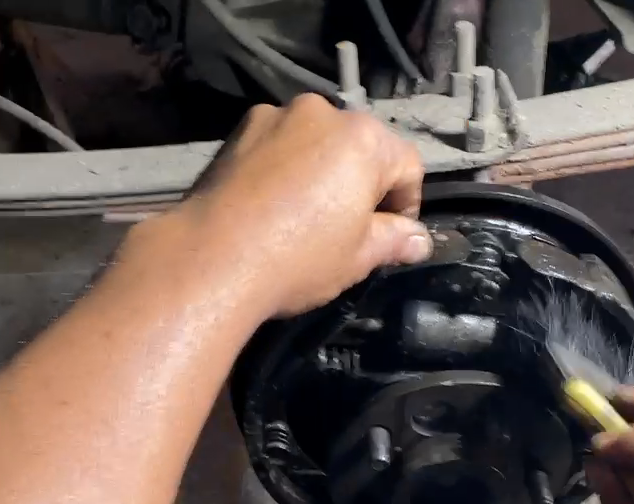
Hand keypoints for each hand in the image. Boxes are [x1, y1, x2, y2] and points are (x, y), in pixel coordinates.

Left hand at [138, 94, 429, 318]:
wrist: (214, 258)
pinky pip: (277, 149)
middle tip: (346, 235)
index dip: (407, 207)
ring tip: (302, 224)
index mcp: (364, 140)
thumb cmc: (298, 260)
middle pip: (358, 150)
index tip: (392, 239)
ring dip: (319, 177)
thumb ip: (394, 241)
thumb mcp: (358, 258)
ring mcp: (275, 118)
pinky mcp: (238, 133)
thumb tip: (419, 240)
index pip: (407, 166)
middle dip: (359, 188)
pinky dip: (282, 173)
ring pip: (315, 146)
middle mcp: (322, 113)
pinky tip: (270, 212)